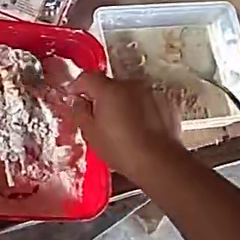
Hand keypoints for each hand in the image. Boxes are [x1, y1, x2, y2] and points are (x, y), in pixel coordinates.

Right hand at [67, 70, 184, 181]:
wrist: (159, 162)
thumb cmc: (120, 149)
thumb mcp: (91, 134)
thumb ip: (80, 112)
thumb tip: (77, 102)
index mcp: (109, 90)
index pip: (87, 78)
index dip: (77, 87)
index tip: (74, 97)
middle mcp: (131, 85)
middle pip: (109, 85)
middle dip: (101, 97)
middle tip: (97, 116)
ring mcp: (150, 92)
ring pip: (128, 93)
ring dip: (121, 102)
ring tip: (119, 124)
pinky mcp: (166, 103)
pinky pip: (145, 101)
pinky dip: (138, 109)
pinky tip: (137, 127)